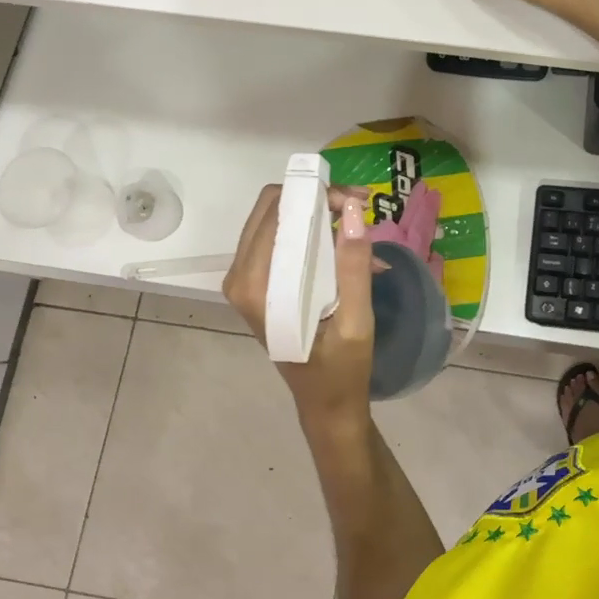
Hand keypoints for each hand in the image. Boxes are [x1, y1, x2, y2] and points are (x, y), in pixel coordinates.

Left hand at [222, 184, 377, 427]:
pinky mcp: (255, 281)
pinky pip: (278, 237)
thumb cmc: (341, 369)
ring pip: (275, 218)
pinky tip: (345, 245)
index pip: (277, 213)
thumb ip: (353, 266)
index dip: (317, 195)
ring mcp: (245, 278)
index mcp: (256, 286)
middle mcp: (240, 277)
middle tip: (358, 206)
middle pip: (272, 207)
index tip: (357, 202)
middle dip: (316, 198)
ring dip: (316, 211)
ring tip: (357, 222)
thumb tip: (353, 210)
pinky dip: (310, 230)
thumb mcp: (356, 321)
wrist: (326, 403)